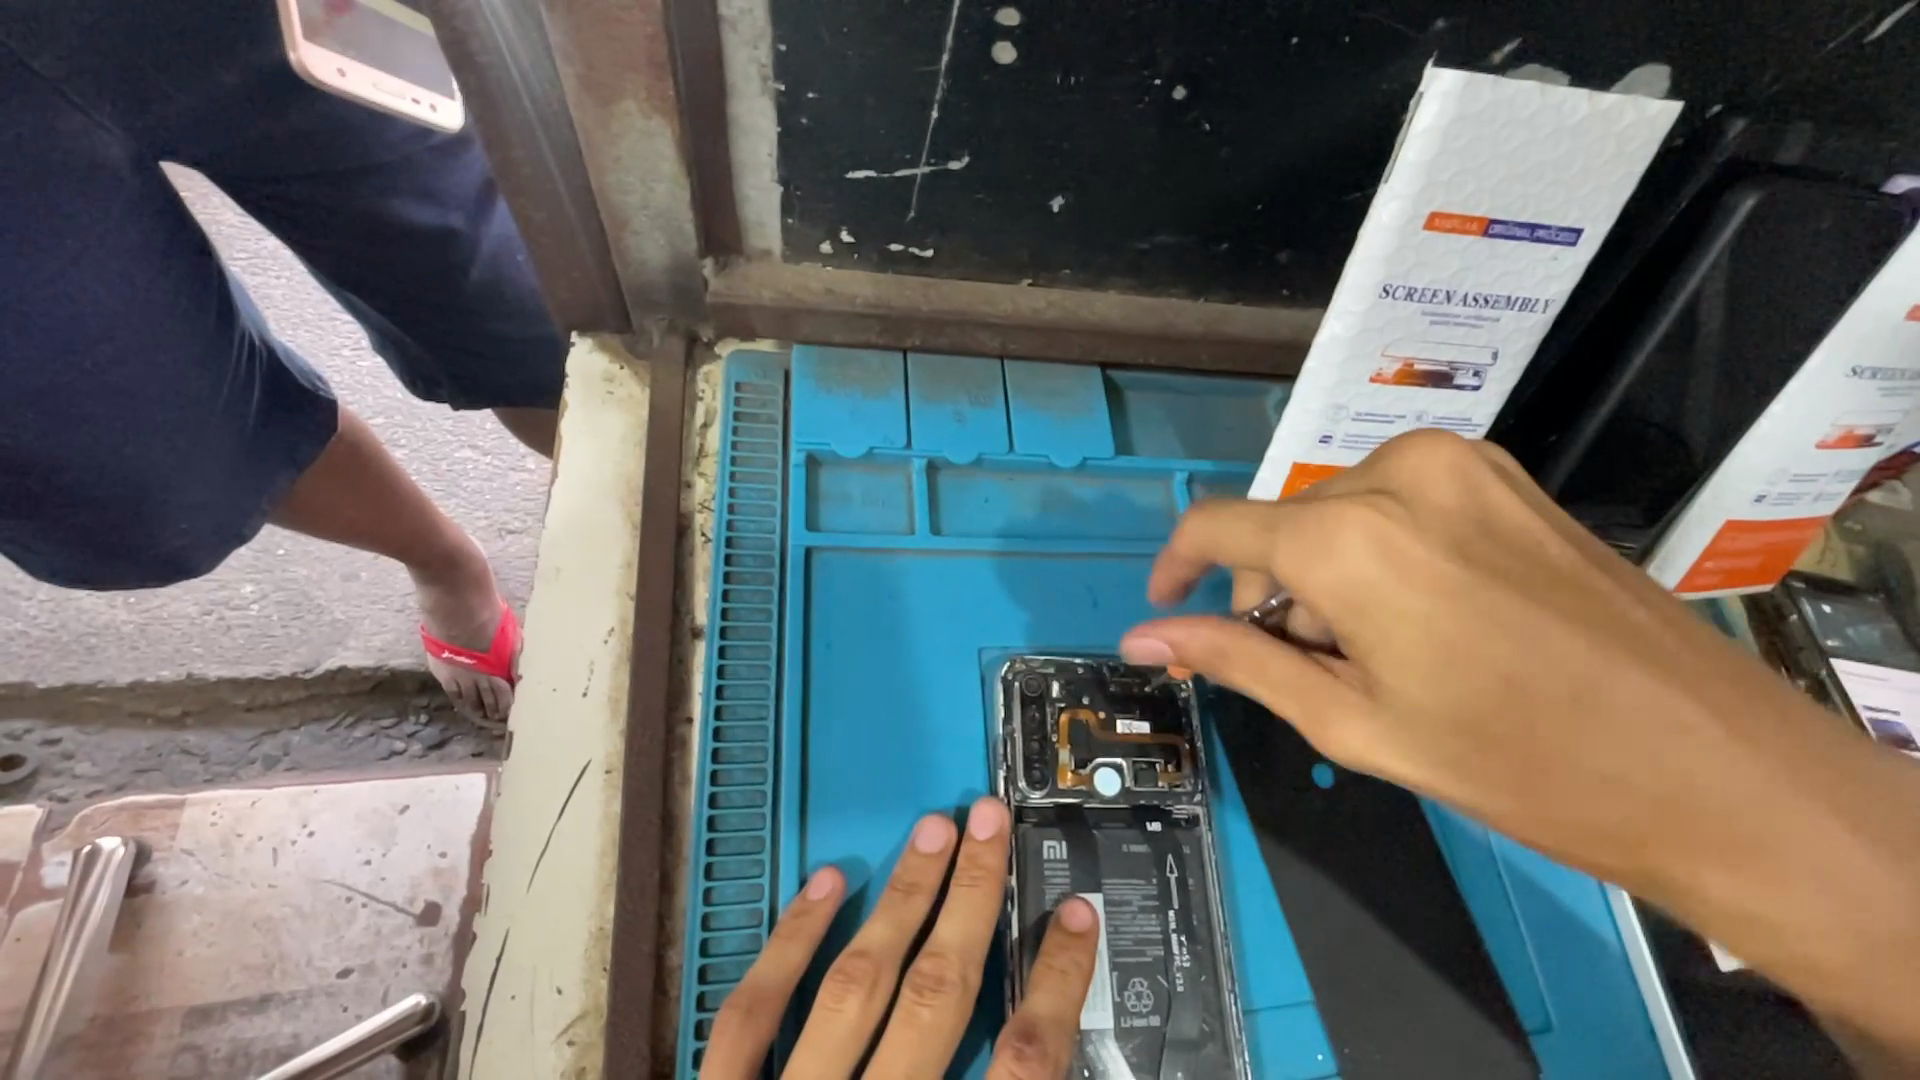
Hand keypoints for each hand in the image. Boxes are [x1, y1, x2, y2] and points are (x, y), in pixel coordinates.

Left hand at [699, 796, 1101, 1079]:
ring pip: (855, 983)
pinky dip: (789, 943)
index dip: (1058, 982)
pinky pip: (750, 1015)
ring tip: (933, 831)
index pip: (1022, 1067)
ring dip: (900, 899)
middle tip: (991, 823)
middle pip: (937, 996)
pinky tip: (826, 883)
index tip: (1078, 916)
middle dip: (971, 900)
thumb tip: (1044, 1074)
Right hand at [1117, 433, 1919, 1021]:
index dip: (1177, 567)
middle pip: (1279, 525)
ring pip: (1334, 512)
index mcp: (1348, 536)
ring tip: (1371, 650)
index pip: (1216, 526)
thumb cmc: (1510, 761)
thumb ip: (1235, 661)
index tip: (1168, 611)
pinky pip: (1392, 500)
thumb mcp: (1350, 719)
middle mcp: (1395, 473)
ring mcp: (1459, 463)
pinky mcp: (1501, 474)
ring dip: (1321, 573)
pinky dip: (1373, 550)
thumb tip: (1142, 637)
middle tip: (1302, 667)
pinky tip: (1418, 614)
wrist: (1710, 766)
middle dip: (1268, 592)